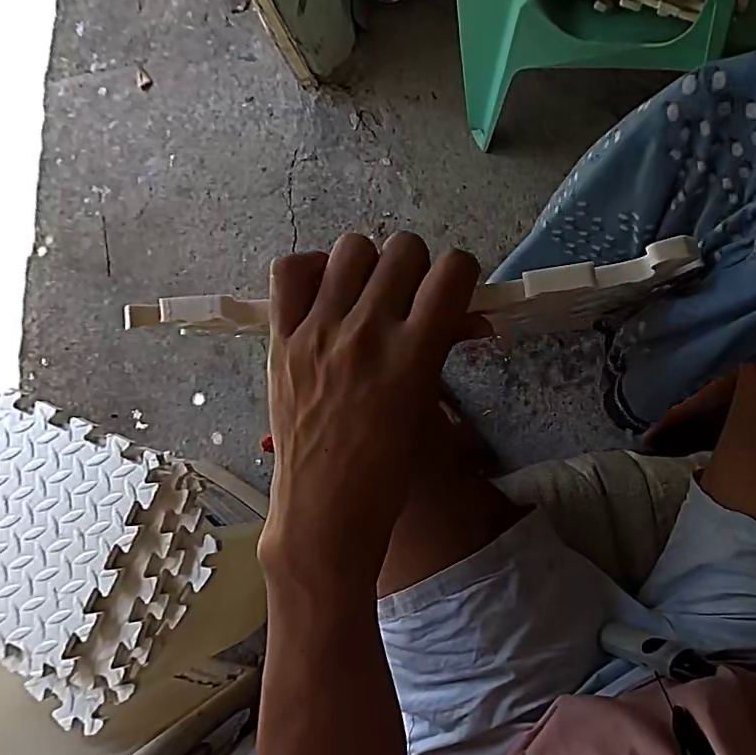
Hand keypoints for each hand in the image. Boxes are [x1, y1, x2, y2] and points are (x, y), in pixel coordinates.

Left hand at [259, 232, 481, 579]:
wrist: (326, 508)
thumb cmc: (390, 468)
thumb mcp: (430, 406)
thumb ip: (448, 349)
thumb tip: (474, 318)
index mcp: (414, 353)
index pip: (452, 272)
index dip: (462, 272)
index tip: (456, 291)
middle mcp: (367, 331)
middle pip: (404, 249)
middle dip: (419, 267)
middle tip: (414, 297)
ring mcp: (319, 331)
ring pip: (353, 247)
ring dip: (372, 264)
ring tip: (371, 294)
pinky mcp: (282, 337)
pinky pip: (291, 269)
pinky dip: (315, 270)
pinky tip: (329, 294)